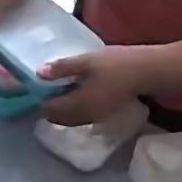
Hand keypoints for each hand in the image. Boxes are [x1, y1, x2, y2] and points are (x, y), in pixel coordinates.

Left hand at [37, 46, 152, 125]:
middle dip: (49, 107)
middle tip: (44, 90)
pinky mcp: (103, 114)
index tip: (35, 87)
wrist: (146, 72)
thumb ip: (62, 68)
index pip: (50, 109)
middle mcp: (84, 116)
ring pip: (70, 120)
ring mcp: (95, 117)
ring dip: (61, 110)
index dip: (39, 100)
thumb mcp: (86, 62)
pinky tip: (75, 94)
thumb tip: (39, 73)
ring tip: (58, 91)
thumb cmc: (116, 64)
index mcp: (78, 104)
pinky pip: (81, 117)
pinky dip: (72, 110)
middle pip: (58, 118)